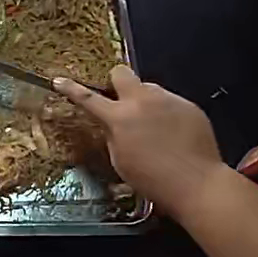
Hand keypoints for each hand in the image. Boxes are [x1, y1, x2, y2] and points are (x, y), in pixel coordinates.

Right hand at [53, 66, 227, 216]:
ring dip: (145, 101)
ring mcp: (168, 100)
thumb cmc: (152, 180)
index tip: (59, 80)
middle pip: (122, 73)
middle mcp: (143, 101)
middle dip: (116, 83)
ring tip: (154, 126)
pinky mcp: (188, 105)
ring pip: (149, 89)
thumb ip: (113, 135)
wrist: (197, 183)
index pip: (88, 98)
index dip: (71, 89)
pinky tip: (174, 134)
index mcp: (120, 118)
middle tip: (120, 101)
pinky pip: (170, 102)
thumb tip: (114, 124)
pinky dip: (166, 113)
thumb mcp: (121, 161)